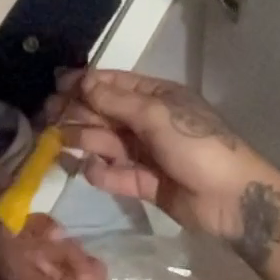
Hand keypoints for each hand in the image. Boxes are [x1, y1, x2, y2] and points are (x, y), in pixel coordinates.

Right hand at [51, 70, 276, 235]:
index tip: (56, 84)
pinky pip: (117, 174)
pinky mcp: (146, 183)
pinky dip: (102, 172)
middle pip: (107, 113)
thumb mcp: (155, 115)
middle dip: (79, 112)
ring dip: (84, 139)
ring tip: (58, 141)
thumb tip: (83, 82)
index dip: (86, 83)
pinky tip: (91, 170)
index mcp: (158, 97)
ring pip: (108, 143)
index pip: (116, 84)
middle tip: (48, 115)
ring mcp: (148, 153)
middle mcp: (150, 121)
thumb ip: (116, 101)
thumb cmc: (196, 144)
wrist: (232, 198)